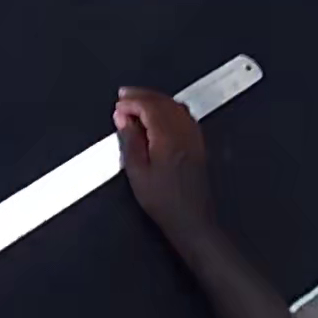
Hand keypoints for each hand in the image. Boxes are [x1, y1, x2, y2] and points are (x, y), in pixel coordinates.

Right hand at [113, 88, 214, 238]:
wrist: (193, 222)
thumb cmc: (165, 202)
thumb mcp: (136, 172)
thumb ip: (129, 139)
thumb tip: (123, 118)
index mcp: (168, 137)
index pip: (148, 106)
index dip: (130, 102)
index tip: (118, 107)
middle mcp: (184, 133)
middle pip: (162, 101)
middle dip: (141, 95)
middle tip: (124, 96)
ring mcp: (194, 137)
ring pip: (174, 105)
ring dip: (155, 99)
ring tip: (138, 102)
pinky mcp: (198, 143)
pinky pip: (184, 114)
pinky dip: (168, 107)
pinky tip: (159, 113)